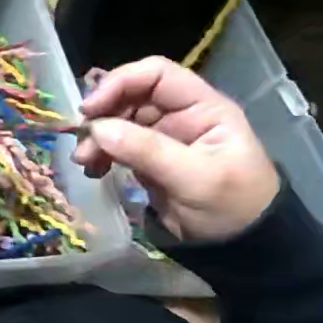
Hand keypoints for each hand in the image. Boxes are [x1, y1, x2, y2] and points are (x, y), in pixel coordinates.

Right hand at [73, 57, 278, 241]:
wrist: (240, 248)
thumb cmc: (231, 206)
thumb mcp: (195, 177)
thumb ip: (147, 150)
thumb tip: (98, 129)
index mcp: (202, 107)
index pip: (156, 74)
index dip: (120, 82)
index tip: (91, 108)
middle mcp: (180, 114)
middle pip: (130, 95)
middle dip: (102, 114)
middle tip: (82, 142)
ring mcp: (162, 137)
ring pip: (117, 121)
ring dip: (96, 137)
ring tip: (84, 161)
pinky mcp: (147, 160)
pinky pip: (115, 146)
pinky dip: (100, 154)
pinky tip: (93, 171)